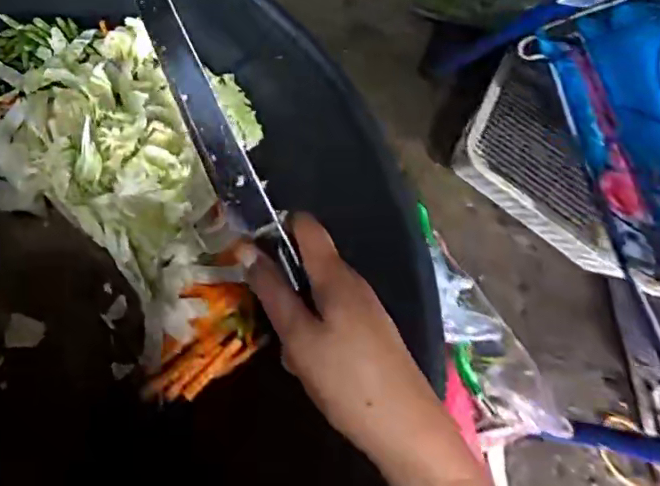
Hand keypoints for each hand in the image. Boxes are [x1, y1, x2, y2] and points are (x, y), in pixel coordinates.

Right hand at [247, 214, 484, 485]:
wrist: (412, 434)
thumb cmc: (348, 380)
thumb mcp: (299, 337)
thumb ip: (272, 291)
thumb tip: (246, 248)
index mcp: (335, 274)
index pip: (306, 224)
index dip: (277, 225)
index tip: (253, 249)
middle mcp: (353, 282)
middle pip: (310, 261)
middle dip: (284, 281)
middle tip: (267, 314)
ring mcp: (366, 308)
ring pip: (319, 294)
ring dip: (298, 313)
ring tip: (290, 352)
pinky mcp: (373, 333)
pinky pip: (334, 316)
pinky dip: (317, 331)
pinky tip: (313, 366)